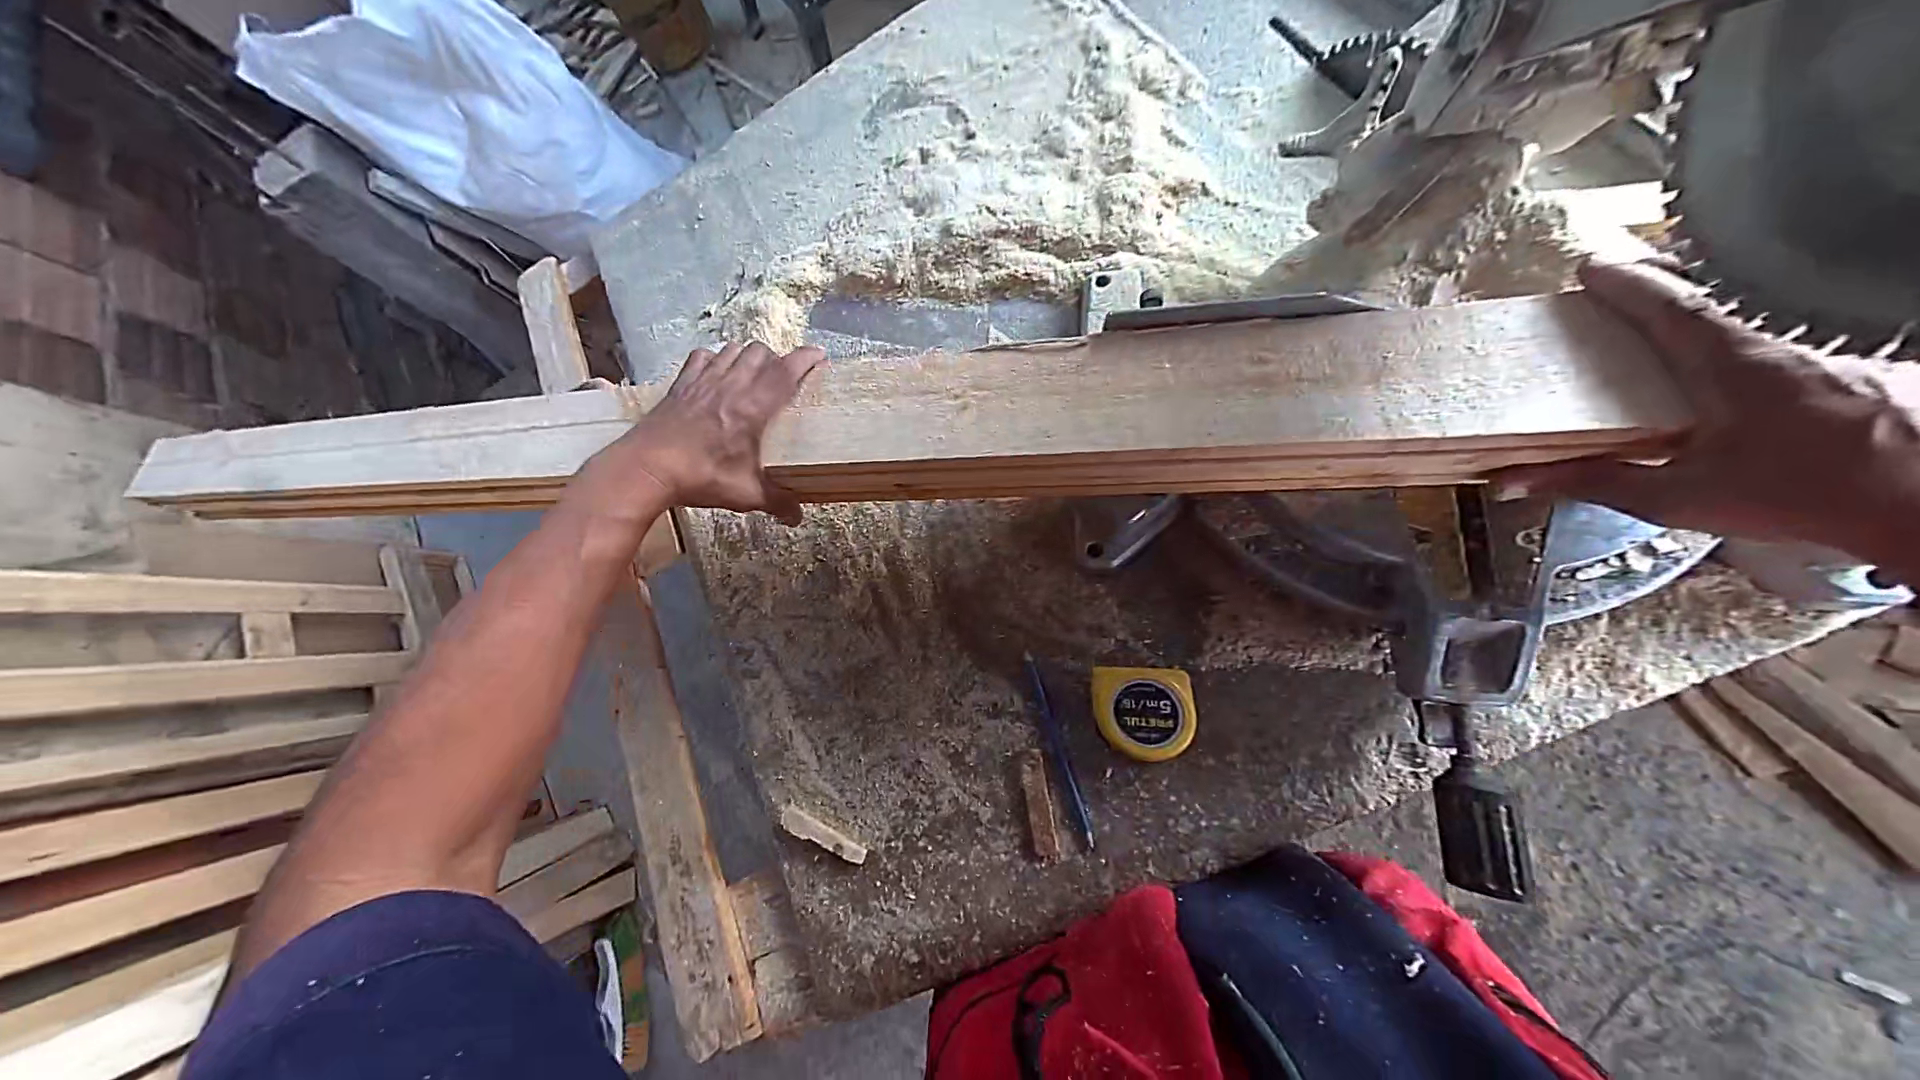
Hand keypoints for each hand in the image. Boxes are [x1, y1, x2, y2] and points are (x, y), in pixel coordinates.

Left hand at [579, 342, 825, 524]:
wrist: (646, 469)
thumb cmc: (700, 478)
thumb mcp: (746, 494)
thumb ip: (777, 502)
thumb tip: (797, 516)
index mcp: (752, 408)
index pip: (785, 371)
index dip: (805, 358)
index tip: (819, 355)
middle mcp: (730, 386)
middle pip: (760, 352)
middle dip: (777, 359)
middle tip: (784, 376)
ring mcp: (702, 382)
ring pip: (732, 350)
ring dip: (748, 356)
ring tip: (754, 373)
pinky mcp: (681, 386)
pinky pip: (702, 358)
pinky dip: (715, 359)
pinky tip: (718, 373)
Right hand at [1491, 262, 1919, 575]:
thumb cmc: (1806, 499)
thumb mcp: (1679, 497)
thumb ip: (1593, 481)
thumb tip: (1513, 479)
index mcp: (1736, 368)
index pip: (1673, 309)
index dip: (1628, 284)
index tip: (1592, 266)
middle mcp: (1789, 347)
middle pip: (1718, 298)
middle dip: (1667, 279)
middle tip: (1627, 269)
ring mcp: (1838, 353)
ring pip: (1759, 319)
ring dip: (1713, 309)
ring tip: (1676, 312)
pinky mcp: (1873, 370)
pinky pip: (1798, 341)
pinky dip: (1757, 338)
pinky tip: (1747, 364)